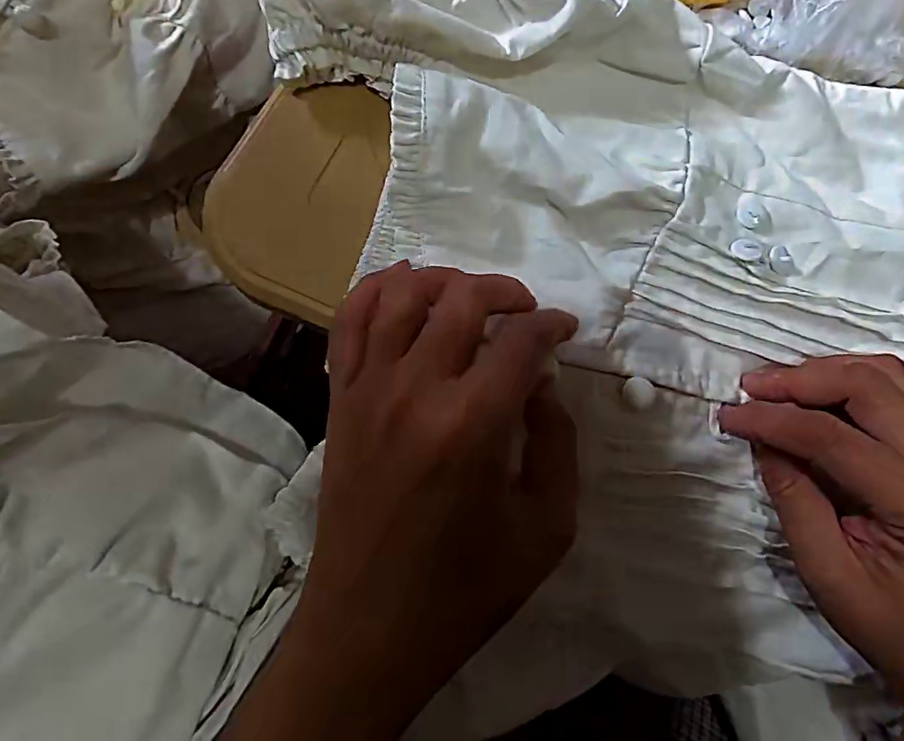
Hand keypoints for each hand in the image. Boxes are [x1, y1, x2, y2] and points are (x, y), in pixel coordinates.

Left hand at [223, 263, 580, 740]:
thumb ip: (556, 443)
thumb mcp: (545, 529)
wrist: (368, 624)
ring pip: (400, 294)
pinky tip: (401, 284)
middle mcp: (416, 390)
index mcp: (473, 425)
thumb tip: (540, 383)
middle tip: (523, 310)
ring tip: (467, 294)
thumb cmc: (464, 588)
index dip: (551, 324)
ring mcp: (368, 388)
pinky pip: (349, 320)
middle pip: (461, 299)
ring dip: (441, 279)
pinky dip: (375, 288)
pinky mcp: (339, 396)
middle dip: (503, 290)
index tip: (563, 329)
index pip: (520, 339)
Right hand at [718, 355, 903, 740]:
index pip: (839, 438)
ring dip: (828, 373)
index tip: (729, 414)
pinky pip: (900, 397)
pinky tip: (814, 400)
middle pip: (875, 388)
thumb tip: (761, 436)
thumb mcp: (827, 573)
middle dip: (803, 379)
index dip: (775, 419)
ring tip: (778, 388)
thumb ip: (793, 496)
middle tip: (751, 388)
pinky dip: (849, 385)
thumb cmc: (894, 632)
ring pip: (892, 378)